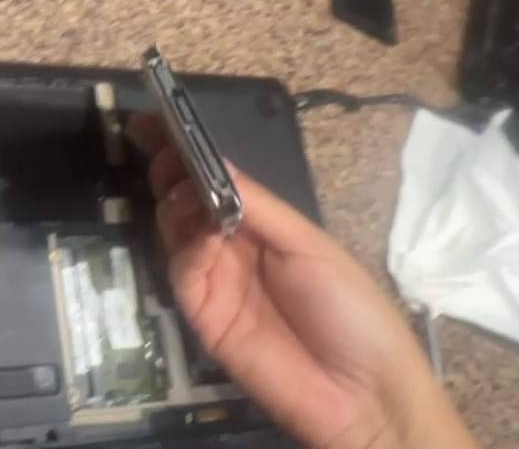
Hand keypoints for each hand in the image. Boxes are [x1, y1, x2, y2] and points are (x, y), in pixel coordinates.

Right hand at [130, 113, 476, 448]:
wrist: (365, 398)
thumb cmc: (352, 310)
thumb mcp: (310, 245)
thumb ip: (258, 203)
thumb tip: (211, 157)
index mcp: (259, 224)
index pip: (212, 179)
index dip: (182, 150)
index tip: (153, 120)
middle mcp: (228, 244)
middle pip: (183, 197)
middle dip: (170, 169)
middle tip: (164, 153)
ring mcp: (211, 276)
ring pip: (173, 225)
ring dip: (176, 201)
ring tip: (187, 190)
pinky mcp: (199, 310)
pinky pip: (180, 266)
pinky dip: (186, 244)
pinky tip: (204, 234)